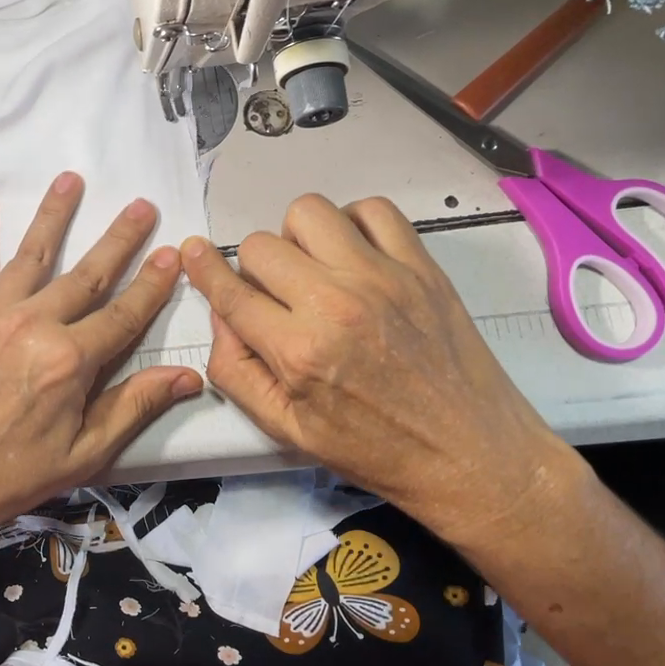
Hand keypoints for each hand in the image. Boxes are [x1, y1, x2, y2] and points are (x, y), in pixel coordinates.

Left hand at [0, 172, 203, 547]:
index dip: (153, 284)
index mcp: (70, 361)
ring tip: (72, 178)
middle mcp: (35, 324)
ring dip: (55, 214)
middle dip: (118, 238)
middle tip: (141, 205)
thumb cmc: (14, 473)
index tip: (174, 253)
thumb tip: (189, 377)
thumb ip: (135, 406)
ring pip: (34, 254)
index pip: (125, 314)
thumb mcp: (86, 451)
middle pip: (87, 274)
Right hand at [180, 194, 585, 547]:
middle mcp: (334, 304)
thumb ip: (235, 371)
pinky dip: (352, 223)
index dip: (203, 268)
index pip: (230, 292)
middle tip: (276, 296)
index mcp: (297, 351)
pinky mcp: (421, 267)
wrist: (471, 456)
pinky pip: (373, 209)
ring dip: (297, 238)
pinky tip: (354, 255)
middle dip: (254, 269)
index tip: (193, 252)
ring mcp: (382, 278)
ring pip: (309, 212)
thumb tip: (222, 316)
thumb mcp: (285, 429)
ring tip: (313, 268)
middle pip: (261, 246)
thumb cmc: (373, 449)